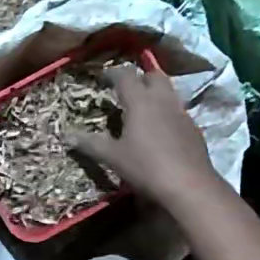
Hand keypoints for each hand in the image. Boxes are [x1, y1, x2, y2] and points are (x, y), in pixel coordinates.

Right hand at [71, 64, 219, 204]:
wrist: (189, 185)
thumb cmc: (146, 167)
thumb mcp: (113, 157)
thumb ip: (90, 144)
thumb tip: (66, 135)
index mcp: (141, 101)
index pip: (125, 76)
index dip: (112, 73)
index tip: (102, 77)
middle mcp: (163, 100)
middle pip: (153, 75)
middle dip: (139, 77)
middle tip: (126, 88)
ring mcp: (182, 113)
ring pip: (169, 91)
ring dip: (155, 92)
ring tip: (143, 106)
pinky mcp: (193, 128)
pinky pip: (178, 110)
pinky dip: (166, 111)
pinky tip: (160, 128)